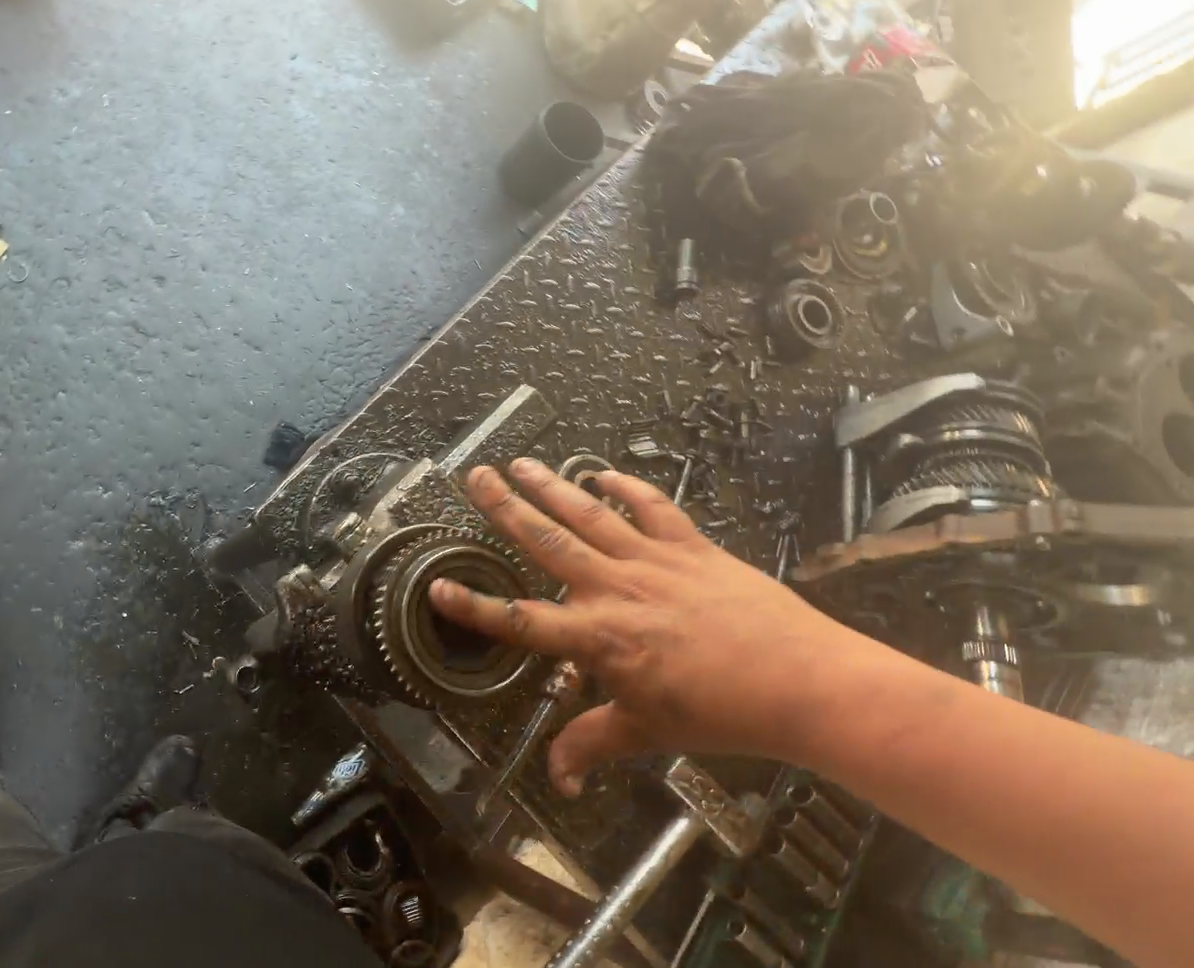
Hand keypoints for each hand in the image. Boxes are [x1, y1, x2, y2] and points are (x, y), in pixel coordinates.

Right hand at [428, 459, 884, 795]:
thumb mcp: (648, 731)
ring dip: (551, 486)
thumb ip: (593, 744)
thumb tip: (558, 781)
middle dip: (505, 508)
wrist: (807, 684)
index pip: (521, 621)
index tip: (436, 586)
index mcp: (598, 638)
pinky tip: (602, 471)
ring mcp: (652, 562)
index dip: (475, 606)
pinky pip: (653, 507)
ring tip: (521, 462)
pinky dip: (626, 485)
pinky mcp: (691, 547)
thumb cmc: (722, 712)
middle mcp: (614, 590)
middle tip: (475, 476)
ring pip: (589, 514)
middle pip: (547, 542)